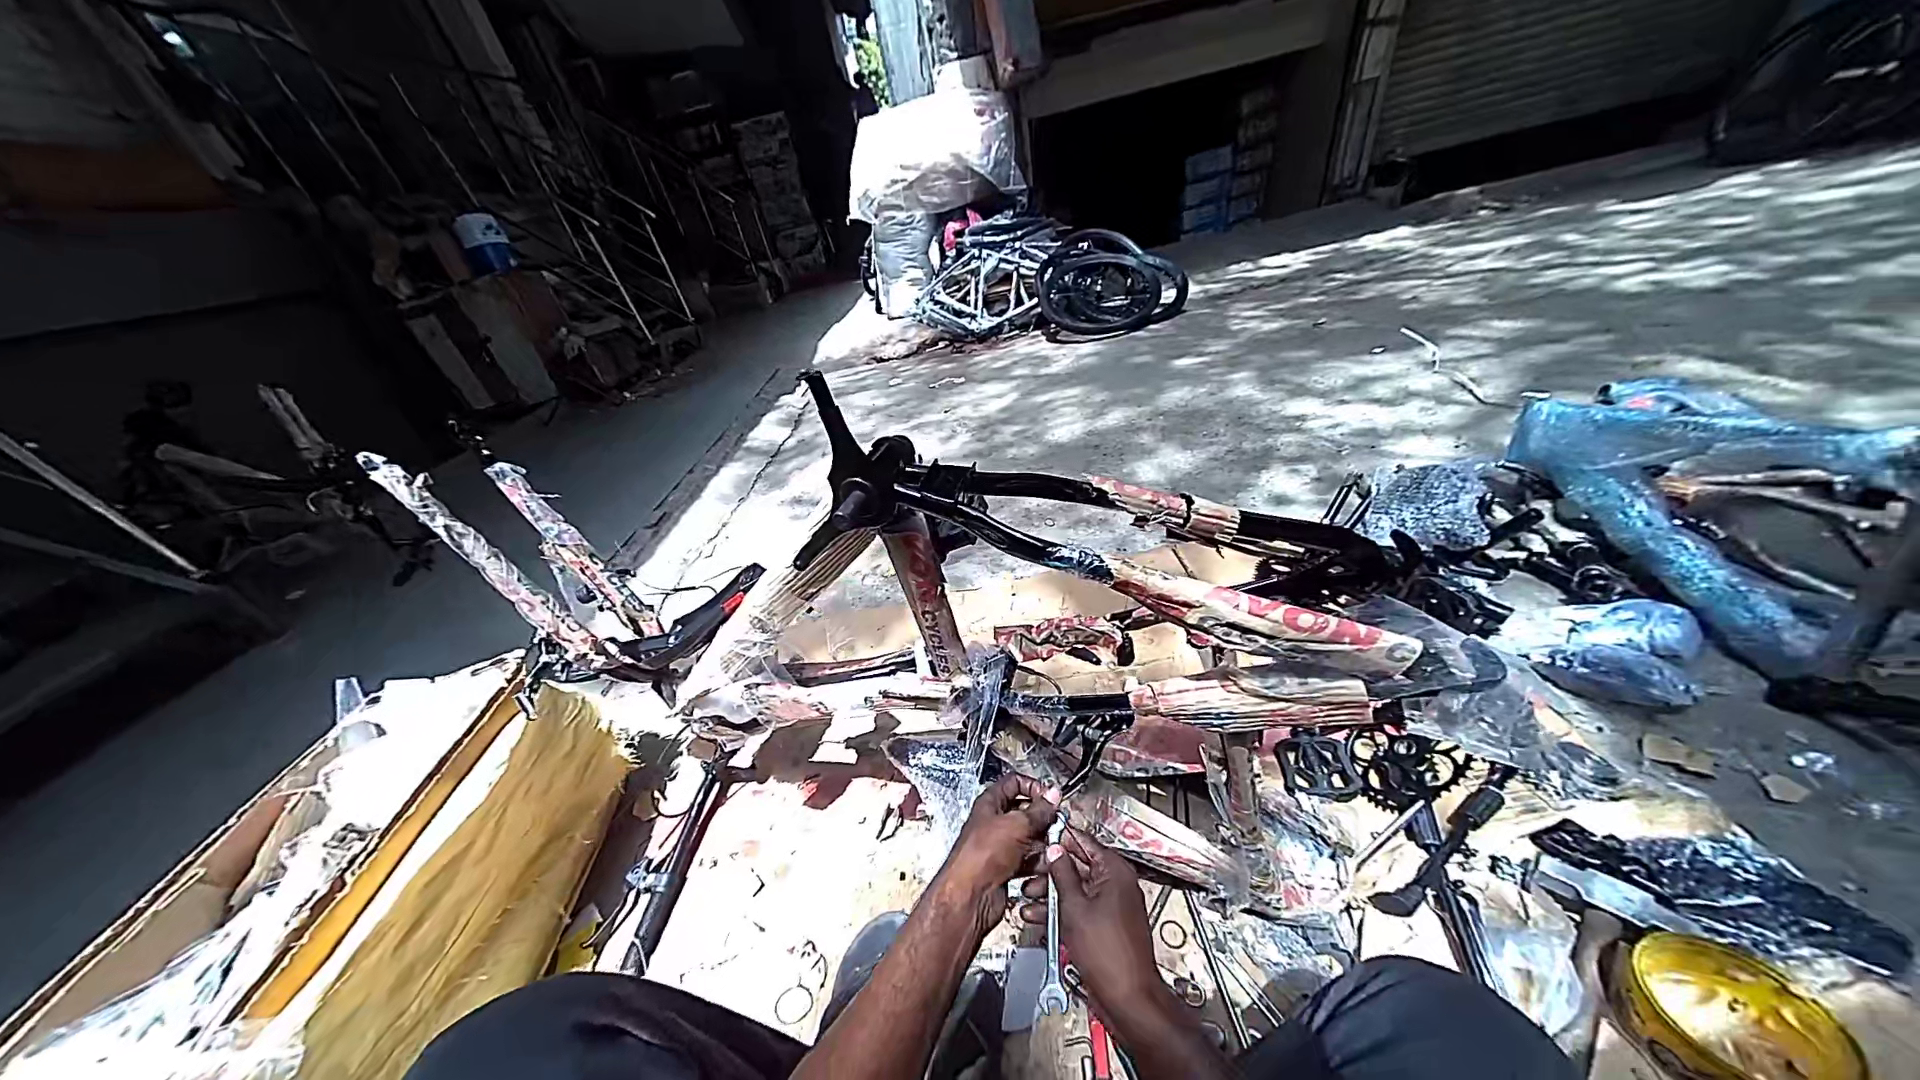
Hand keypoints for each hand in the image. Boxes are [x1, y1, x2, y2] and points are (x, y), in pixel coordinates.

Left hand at [936, 773, 1058, 941]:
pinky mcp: (1005, 868)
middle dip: (1042, 821)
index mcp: (990, 804)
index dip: (1033, 787)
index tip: (1050, 797)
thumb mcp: (1017, 825)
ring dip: (1041, 845)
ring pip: (1029, 839)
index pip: (1014, 784)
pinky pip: (1027, 861)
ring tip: (1049, 849)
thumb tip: (1052, 796)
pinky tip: (1042, 867)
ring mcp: (999, 847)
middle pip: (1024, 813)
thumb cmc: (980, 857)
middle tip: (1055, 826)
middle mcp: (993, 823)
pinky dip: (1036, 864)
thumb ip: (1038, 810)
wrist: (970, 896)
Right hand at [1020, 826, 1163, 1022]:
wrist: (1127, 998)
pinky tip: (1037, 916)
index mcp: (1115, 870)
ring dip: (1051, 893)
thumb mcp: (1075, 906)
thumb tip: (1055, 850)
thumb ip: (1063, 874)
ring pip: (1076, 888)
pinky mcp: (1105, 925)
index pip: (1084, 841)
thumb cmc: (1108, 953)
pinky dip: (1061, 911)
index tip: (1040, 838)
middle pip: (1078, 865)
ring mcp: (1111, 905)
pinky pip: (1080, 908)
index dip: (1060, 838)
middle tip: (1027, 872)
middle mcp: (1116, 883)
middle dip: (1050, 870)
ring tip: (1026, 896)